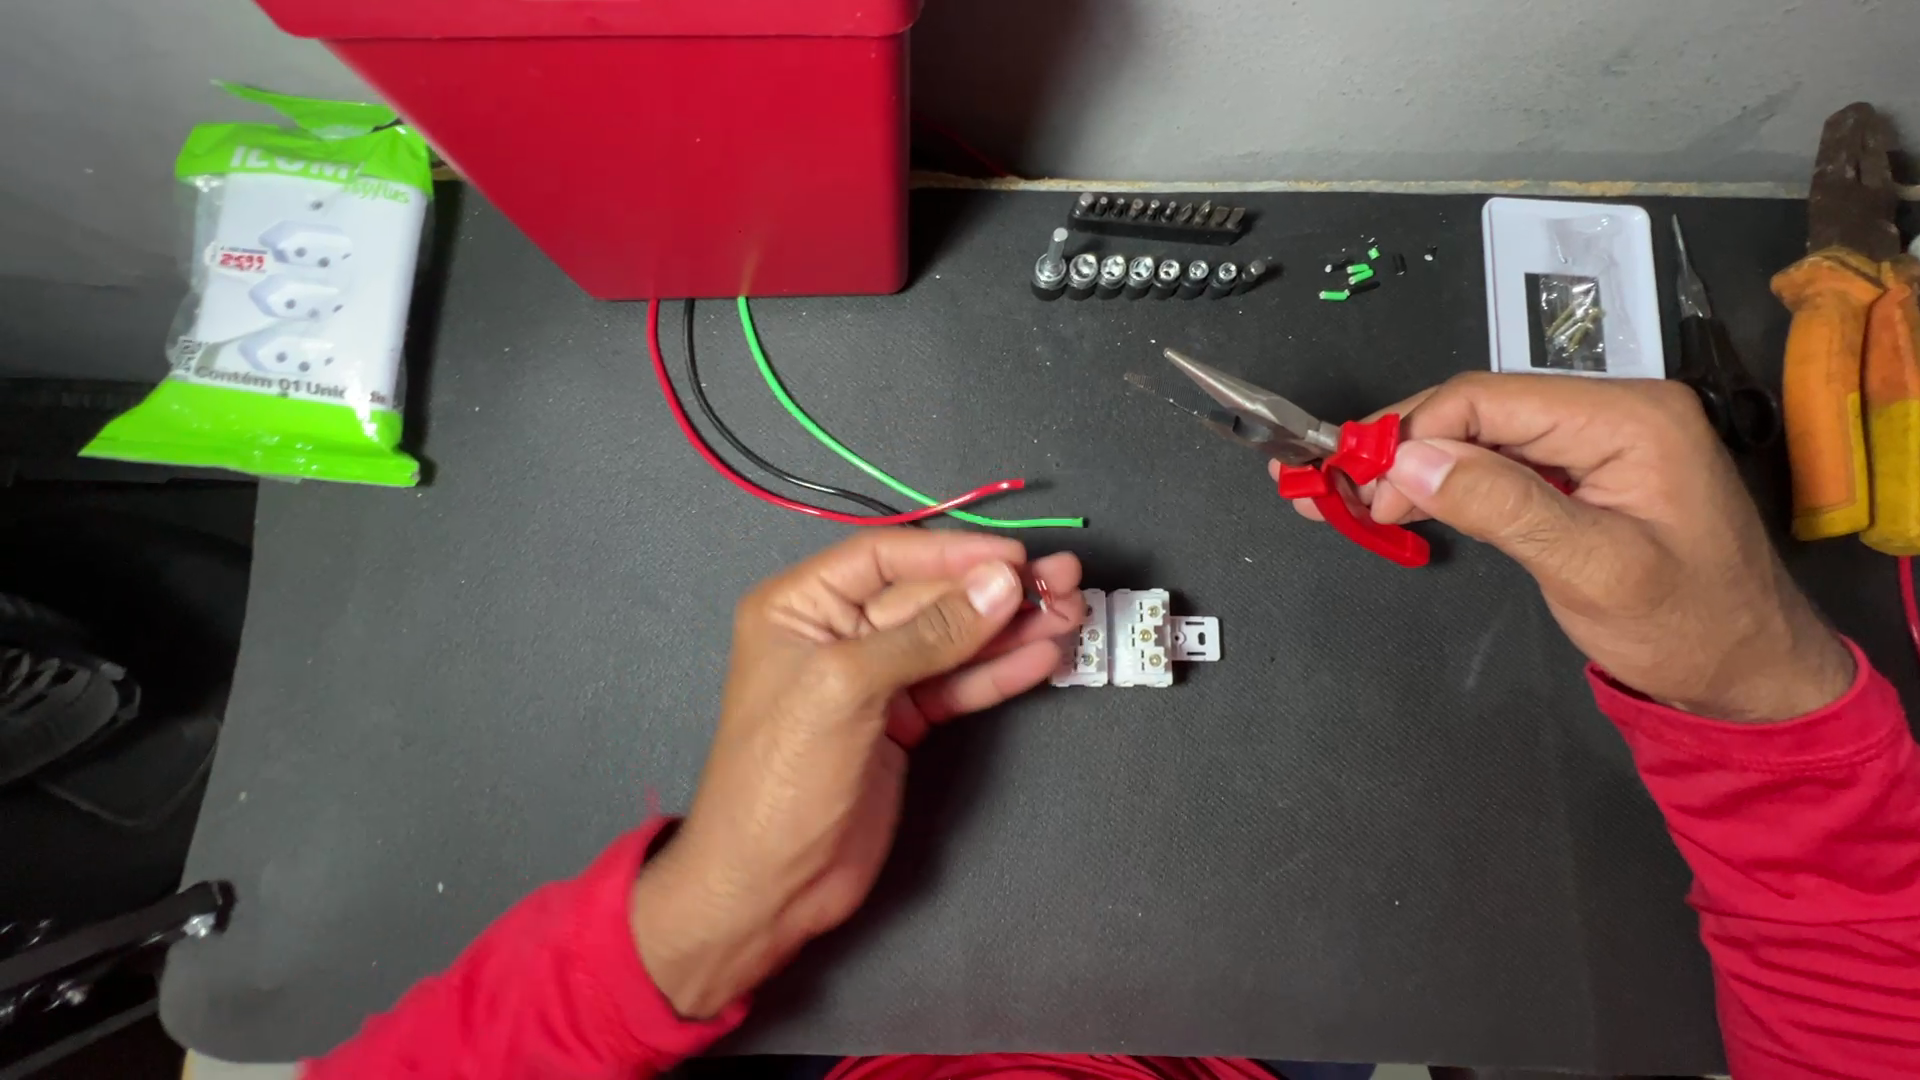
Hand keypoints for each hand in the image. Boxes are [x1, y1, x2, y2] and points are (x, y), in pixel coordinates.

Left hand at [627, 530, 1083, 1017]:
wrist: (771, 888)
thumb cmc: (786, 775)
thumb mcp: (849, 688)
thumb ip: (929, 633)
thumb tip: (1003, 583)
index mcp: (802, 605)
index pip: (887, 557)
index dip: (954, 553)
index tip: (1015, 559)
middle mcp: (840, 630)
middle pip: (930, 596)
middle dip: (996, 590)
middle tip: (1066, 579)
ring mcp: (877, 678)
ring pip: (954, 639)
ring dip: (1012, 627)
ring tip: (1072, 611)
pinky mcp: (906, 720)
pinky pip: (959, 683)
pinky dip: (1001, 671)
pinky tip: (1045, 655)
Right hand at [1280, 373, 1852, 722]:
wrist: (1741, 673)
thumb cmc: (1684, 625)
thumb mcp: (1593, 568)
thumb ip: (1502, 505)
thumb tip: (1406, 462)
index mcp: (1623, 418)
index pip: (1482, 399)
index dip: (1407, 436)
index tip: (1356, 488)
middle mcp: (1601, 413)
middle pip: (1466, 411)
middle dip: (1394, 452)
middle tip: (1333, 495)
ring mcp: (1581, 442)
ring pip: (1464, 436)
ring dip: (1402, 469)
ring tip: (1345, 502)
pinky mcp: (1563, 473)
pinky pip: (1480, 463)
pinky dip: (1429, 484)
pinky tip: (1390, 503)